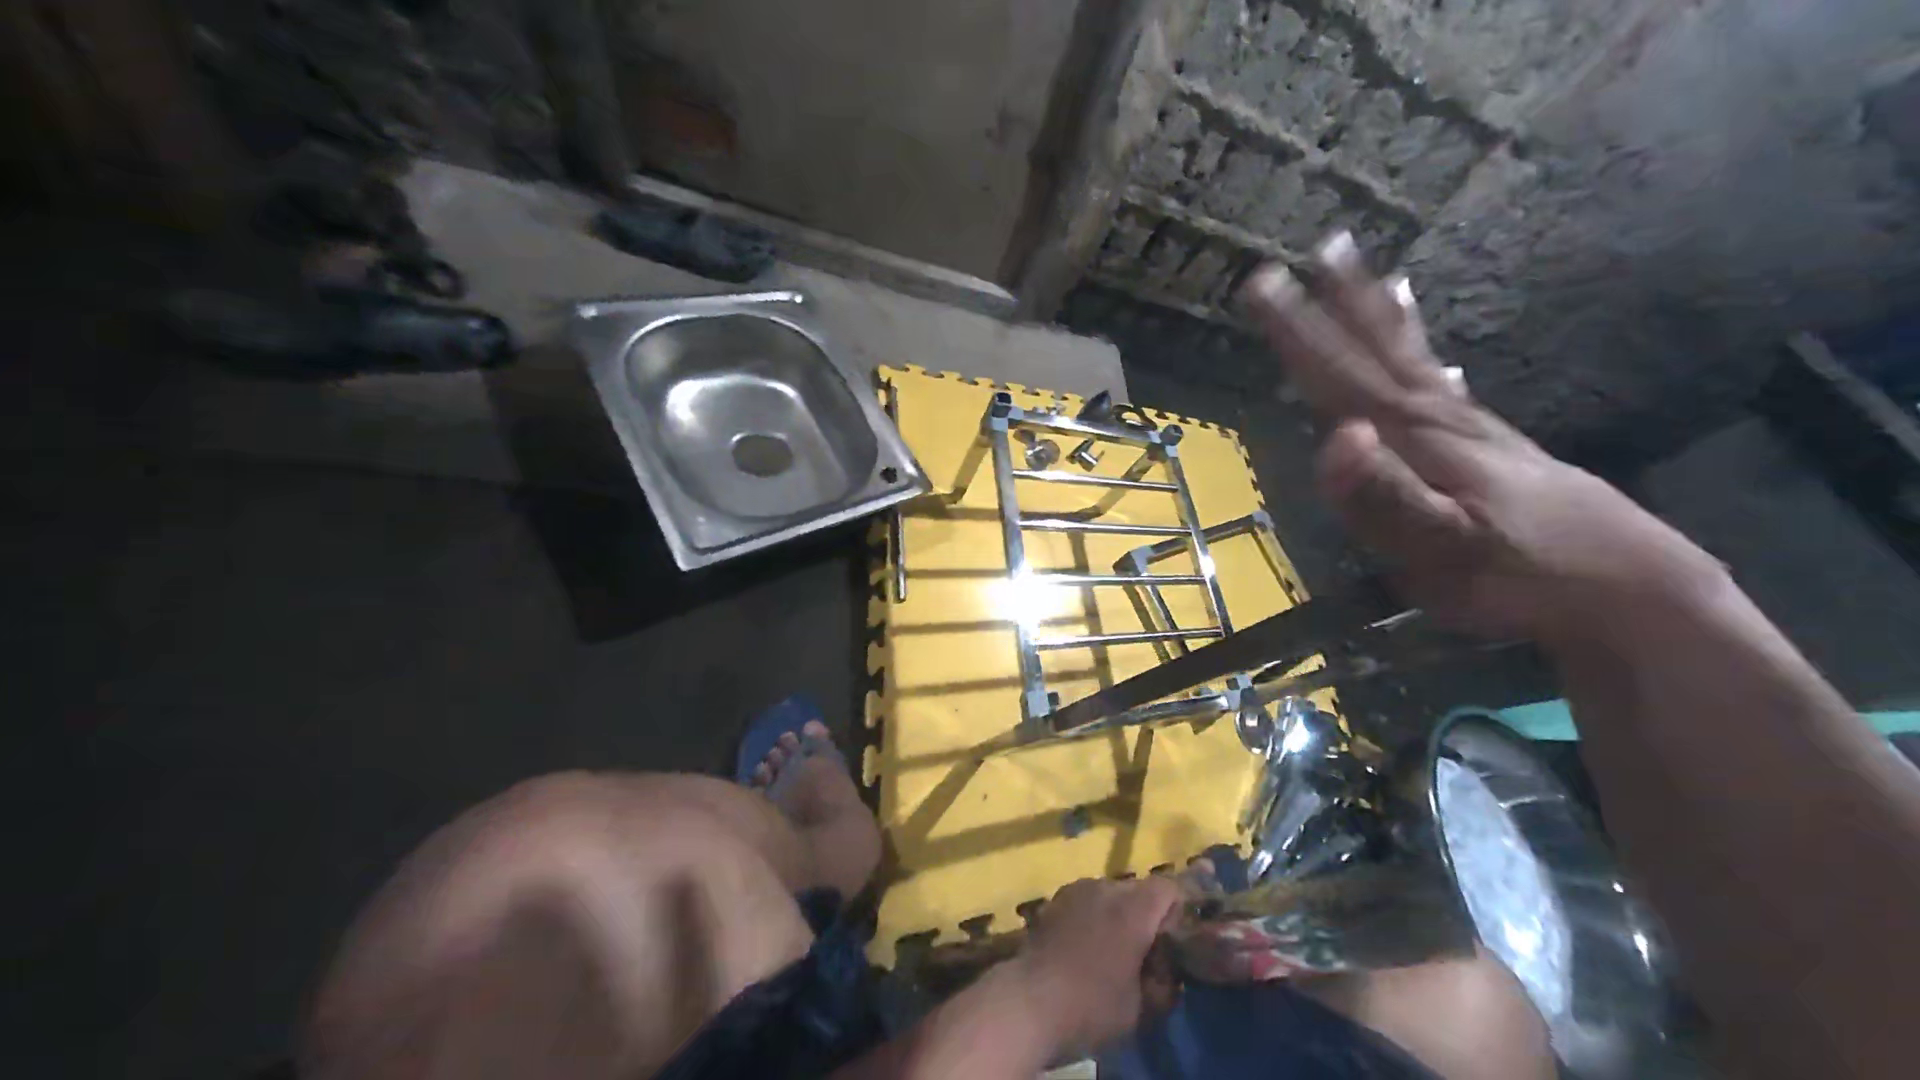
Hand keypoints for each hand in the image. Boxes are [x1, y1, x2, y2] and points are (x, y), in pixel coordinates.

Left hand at [1013, 876, 1181, 1053]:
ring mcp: (1075, 889)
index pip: (1168, 888)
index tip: (1173, 939)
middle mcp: (1105, 887)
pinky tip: (1084, 945)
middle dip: (1146, 914)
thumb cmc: (1092, 1005)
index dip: (1177, 910)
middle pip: (1138, 889)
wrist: (1030, 999)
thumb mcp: (1142, 1007)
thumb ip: (1163, 983)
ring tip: (1112, 949)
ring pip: (1109, 893)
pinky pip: (1085, 900)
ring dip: (1117, 913)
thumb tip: (1166, 972)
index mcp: (1133, 908)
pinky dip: (1092, 915)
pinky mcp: (1054, 900)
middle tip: (1145, 950)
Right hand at [1240, 233, 1724, 643]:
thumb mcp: (1442, 550)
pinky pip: (1447, 386)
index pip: (1340, 373)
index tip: (1264, 281)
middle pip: (1383, 349)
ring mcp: (1471, 429)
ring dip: (1390, 319)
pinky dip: (1432, 362)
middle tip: (1326, 245)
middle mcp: (1441, 417)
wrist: (1631, 589)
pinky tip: (1436, 363)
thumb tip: (1335, 436)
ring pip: (1418, 360)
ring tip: (1381, 277)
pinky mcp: (1491, 447)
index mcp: (1415, 436)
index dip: (1298, 329)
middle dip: (1347, 300)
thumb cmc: (1521, 576)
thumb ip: (1385, 497)